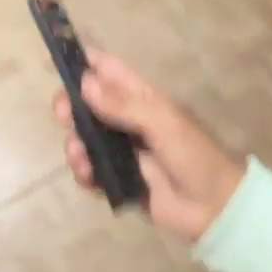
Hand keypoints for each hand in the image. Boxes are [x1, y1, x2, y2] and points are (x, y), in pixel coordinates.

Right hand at [53, 51, 246, 241]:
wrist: (214, 208)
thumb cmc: (194, 155)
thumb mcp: (162, 123)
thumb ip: (123, 105)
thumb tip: (85, 82)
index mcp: (142, 98)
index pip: (108, 70)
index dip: (84, 63)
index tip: (57, 62)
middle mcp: (127, 120)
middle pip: (87, 104)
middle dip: (70, 106)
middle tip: (62, 115)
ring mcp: (121, 151)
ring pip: (85, 139)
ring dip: (75, 143)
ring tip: (80, 156)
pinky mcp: (118, 180)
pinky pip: (91, 172)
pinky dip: (84, 172)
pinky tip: (88, 177)